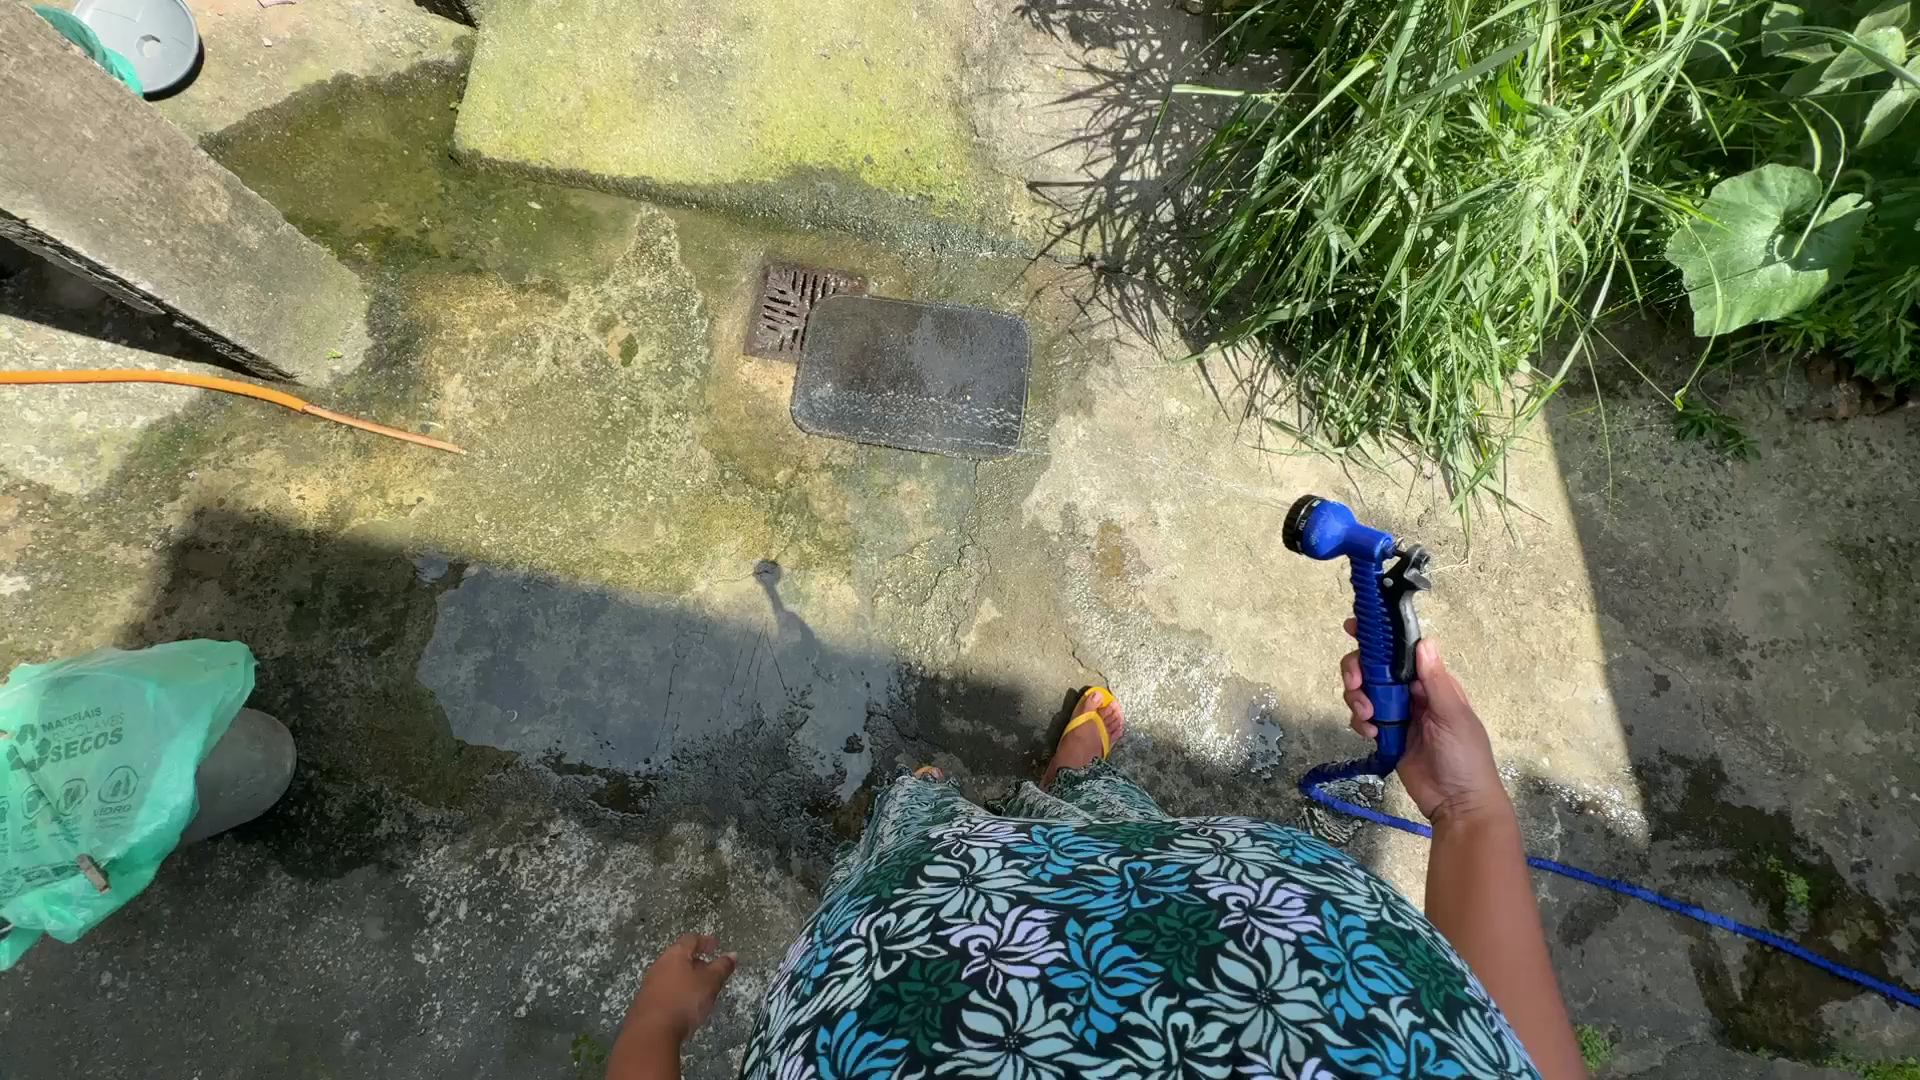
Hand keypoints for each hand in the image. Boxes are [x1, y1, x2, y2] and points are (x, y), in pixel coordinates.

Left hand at [621, 933, 737, 1045]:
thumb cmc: (683, 1002)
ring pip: (670, 977)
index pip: (691, 939)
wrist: (649, 1037)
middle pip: (679, 958)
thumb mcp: (710, 983)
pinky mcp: (642, 1007)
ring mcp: (648, 987)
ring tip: (699, 993)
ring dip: (685, 981)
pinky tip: (683, 1009)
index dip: (705, 941)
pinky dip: (675, 995)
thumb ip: (722, 968)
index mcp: (675, 955)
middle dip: (696, 963)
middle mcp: (658, 966)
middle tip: (710, 972)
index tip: (716, 946)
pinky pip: (663, 993)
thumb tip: (733, 955)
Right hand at [1340, 625, 1509, 826]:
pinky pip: (1361, 717)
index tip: (1353, 628)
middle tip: (1355, 685)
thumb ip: (1435, 681)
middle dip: (1358, 672)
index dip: (1378, 638)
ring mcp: (1395, 713)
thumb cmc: (1465, 757)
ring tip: (1368, 718)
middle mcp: (1411, 693)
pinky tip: (1371, 734)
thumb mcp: (1453, 717)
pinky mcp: (1384, 733)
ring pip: (1362, 691)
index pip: (1401, 651)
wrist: (1457, 803)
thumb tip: (1424, 641)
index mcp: (1431, 683)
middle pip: (1372, 668)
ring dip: (1357, 699)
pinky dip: (1359, 722)